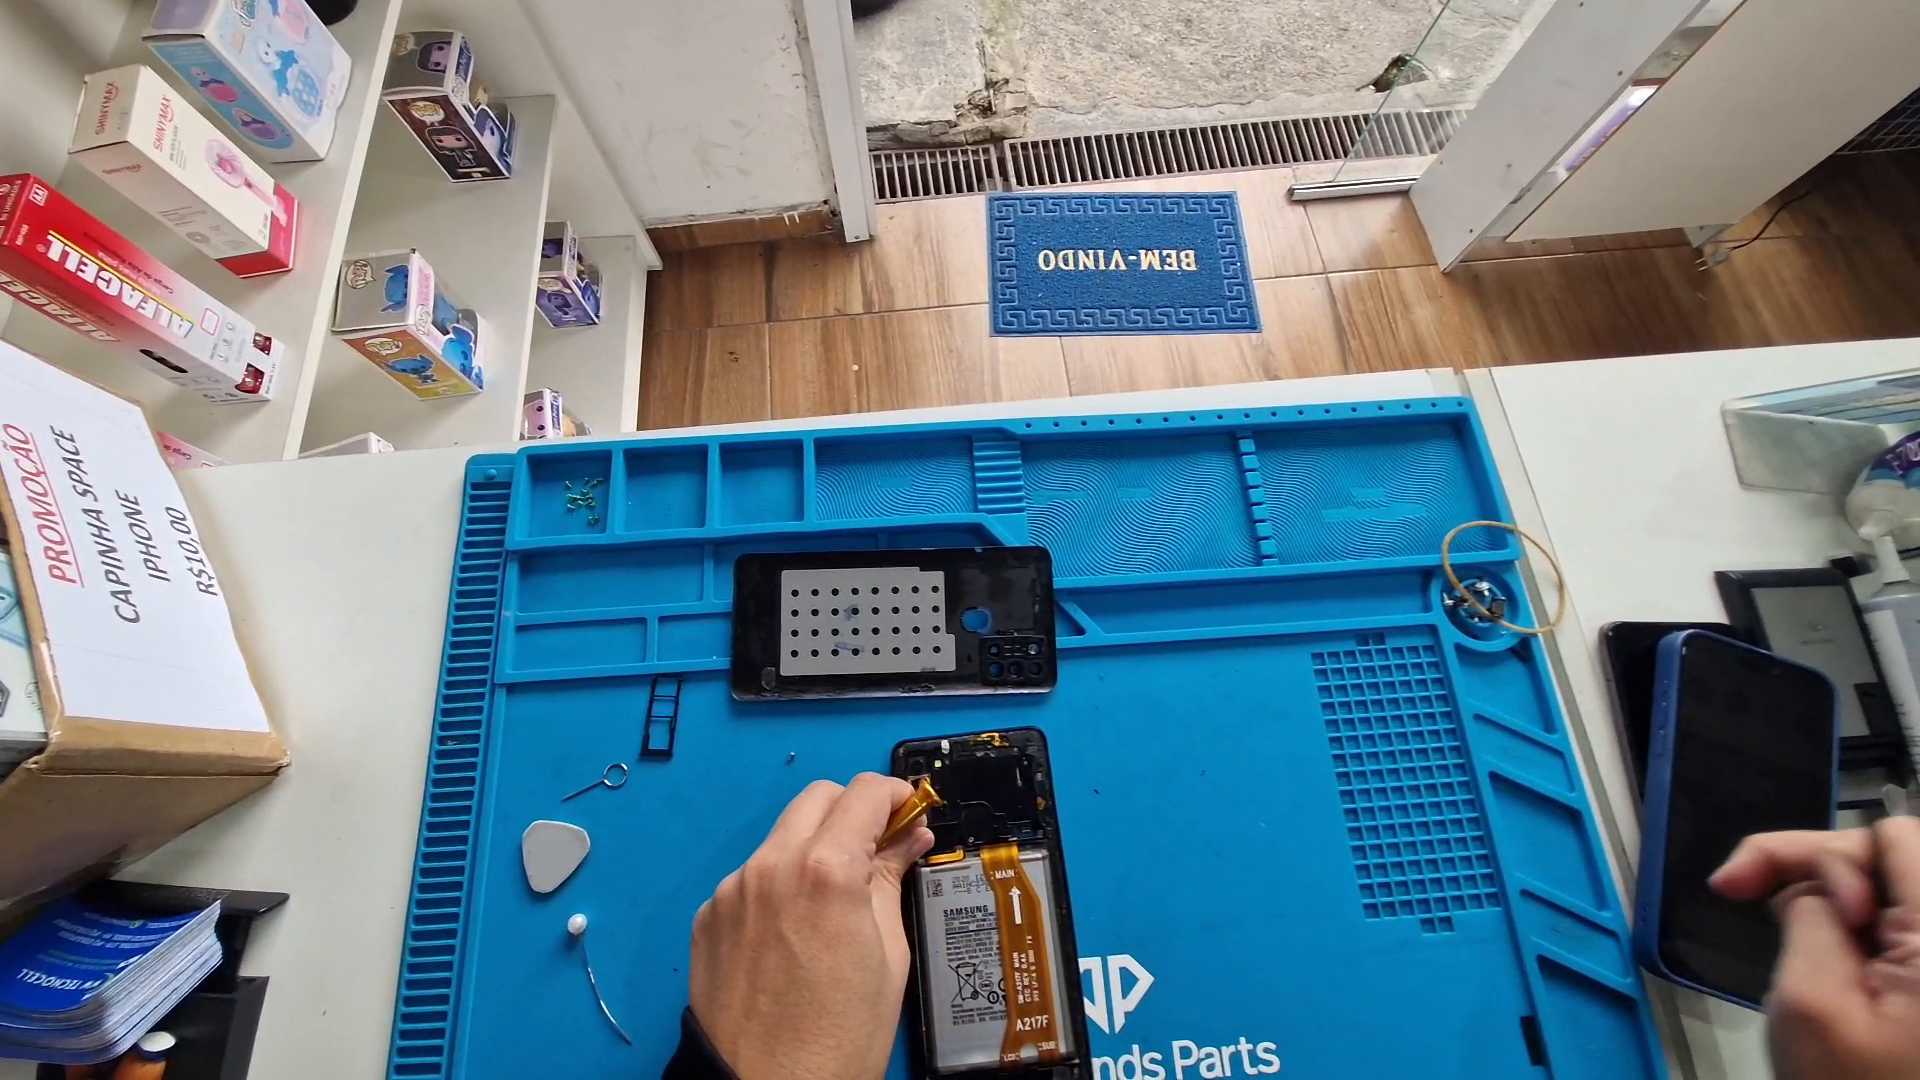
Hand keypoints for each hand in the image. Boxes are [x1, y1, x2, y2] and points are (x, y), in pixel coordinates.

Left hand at [690, 774, 934, 1079]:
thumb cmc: (842, 1036)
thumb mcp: (889, 954)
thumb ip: (893, 877)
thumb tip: (912, 835)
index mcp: (826, 869)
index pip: (866, 792)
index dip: (897, 795)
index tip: (910, 812)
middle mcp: (772, 862)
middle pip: (819, 795)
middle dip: (853, 809)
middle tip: (875, 846)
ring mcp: (733, 887)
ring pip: (784, 833)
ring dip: (815, 843)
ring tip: (832, 895)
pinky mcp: (708, 914)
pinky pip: (753, 874)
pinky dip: (780, 880)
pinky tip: (791, 928)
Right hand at [1711, 818, 1919, 1078]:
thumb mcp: (1811, 1002)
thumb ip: (1813, 920)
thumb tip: (1817, 885)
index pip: (1896, 839)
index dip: (1817, 852)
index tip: (1757, 890)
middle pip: (1898, 854)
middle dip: (1816, 865)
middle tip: (1745, 890)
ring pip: (1900, 884)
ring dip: (1836, 892)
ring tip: (1794, 927)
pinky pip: (1907, 921)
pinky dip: (1862, 919)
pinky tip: (1831, 945)